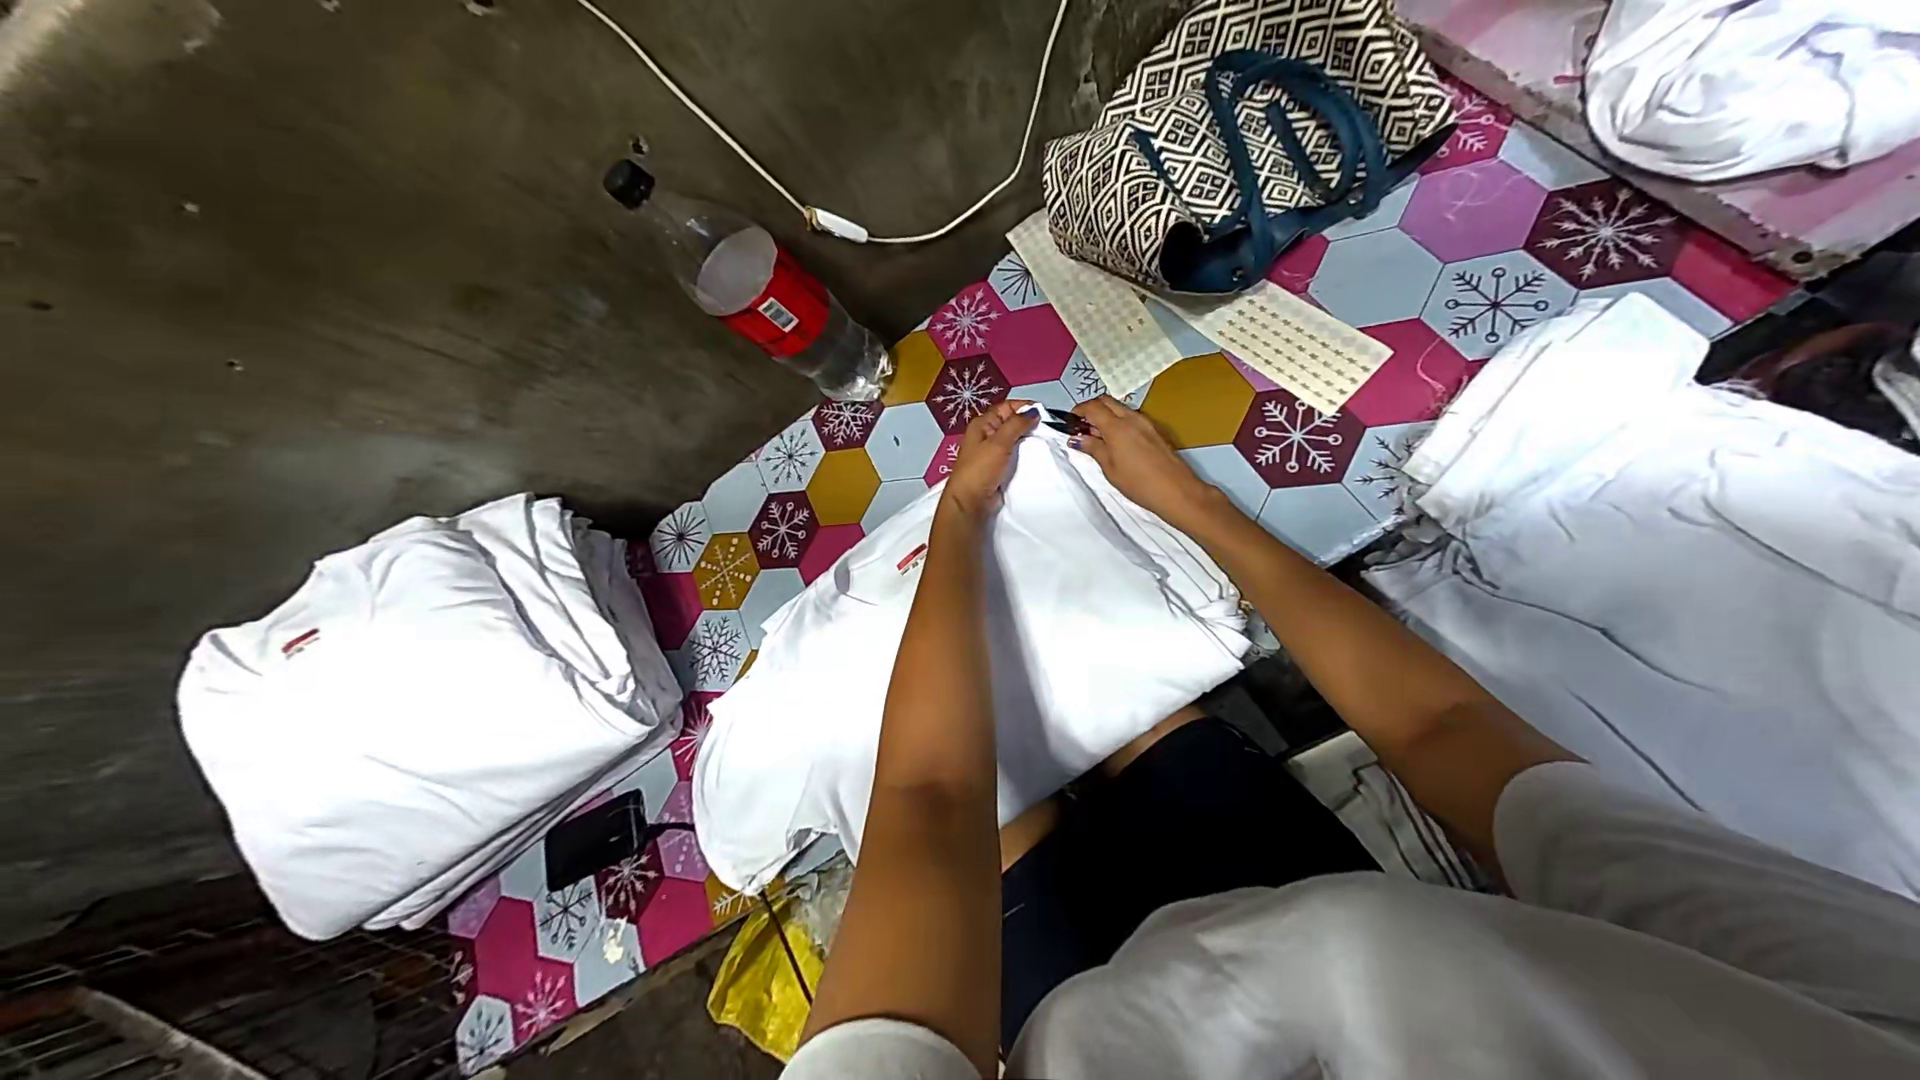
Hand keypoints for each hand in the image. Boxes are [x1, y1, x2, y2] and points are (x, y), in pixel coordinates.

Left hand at [939, 399, 1037, 519]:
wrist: (971, 502)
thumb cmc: (981, 469)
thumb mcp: (999, 442)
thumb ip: (1016, 424)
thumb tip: (1034, 411)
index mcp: (983, 424)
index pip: (1006, 407)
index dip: (1025, 407)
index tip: (1046, 413)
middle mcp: (988, 435)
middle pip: (1012, 423)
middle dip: (1030, 424)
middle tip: (1051, 428)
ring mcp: (994, 452)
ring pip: (1016, 439)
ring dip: (1030, 440)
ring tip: (1049, 441)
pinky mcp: (1000, 467)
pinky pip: (1016, 455)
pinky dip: (1027, 454)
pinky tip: (1039, 455)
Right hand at [1069, 395, 1223, 529]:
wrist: (1176, 490)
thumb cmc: (1139, 483)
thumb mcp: (1110, 468)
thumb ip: (1093, 448)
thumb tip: (1077, 438)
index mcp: (1117, 426)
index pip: (1093, 407)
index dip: (1079, 410)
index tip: (1071, 421)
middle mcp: (1132, 418)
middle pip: (1106, 401)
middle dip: (1092, 409)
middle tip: (1082, 428)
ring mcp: (1146, 422)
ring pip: (1120, 408)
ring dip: (1106, 415)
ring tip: (1099, 437)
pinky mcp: (1154, 430)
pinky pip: (1132, 417)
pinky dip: (1119, 422)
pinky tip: (1117, 442)